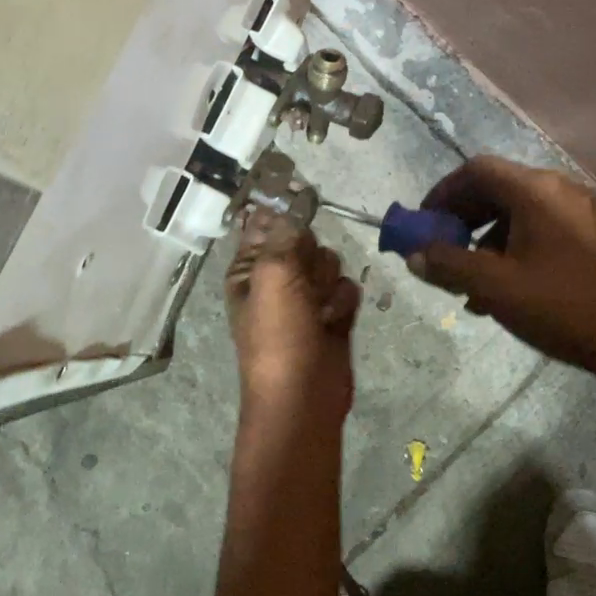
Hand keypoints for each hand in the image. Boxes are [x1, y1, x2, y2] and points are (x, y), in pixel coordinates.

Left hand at [224, 208, 361, 416]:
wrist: (302, 397)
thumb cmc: (277, 334)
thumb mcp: (273, 275)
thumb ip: (285, 235)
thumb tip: (291, 204)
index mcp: (249, 267)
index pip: (265, 222)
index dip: (283, 211)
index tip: (302, 198)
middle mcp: (275, 277)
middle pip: (304, 239)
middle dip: (310, 256)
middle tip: (303, 279)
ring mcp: (305, 297)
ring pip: (329, 262)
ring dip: (328, 284)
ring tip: (318, 310)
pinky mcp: (332, 314)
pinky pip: (346, 289)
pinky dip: (343, 304)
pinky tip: (335, 322)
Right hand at [411, 156, 595, 387]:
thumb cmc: (564, 308)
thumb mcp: (495, 288)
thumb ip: (448, 265)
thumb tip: (414, 254)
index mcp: (536, 190)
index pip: (476, 170)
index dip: (442, 192)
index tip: (423, 222)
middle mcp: (561, 189)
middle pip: (498, 187)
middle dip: (463, 217)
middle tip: (442, 248)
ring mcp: (584, 212)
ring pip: (521, 212)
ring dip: (487, 238)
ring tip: (472, 282)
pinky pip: (544, 228)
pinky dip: (516, 247)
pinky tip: (509, 289)